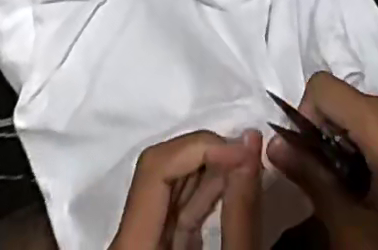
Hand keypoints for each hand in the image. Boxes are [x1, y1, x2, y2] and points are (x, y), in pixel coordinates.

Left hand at [110, 129, 261, 249]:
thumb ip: (240, 210)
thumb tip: (251, 139)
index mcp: (131, 246)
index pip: (155, 166)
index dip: (201, 147)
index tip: (244, 148)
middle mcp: (126, 238)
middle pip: (163, 170)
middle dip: (210, 157)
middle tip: (252, 158)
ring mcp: (139, 242)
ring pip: (172, 188)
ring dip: (213, 174)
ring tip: (249, 172)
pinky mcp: (154, 247)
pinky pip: (177, 210)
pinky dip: (209, 198)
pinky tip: (236, 194)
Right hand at [267, 72, 377, 249]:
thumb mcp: (351, 228)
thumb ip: (312, 178)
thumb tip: (273, 143)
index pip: (323, 86)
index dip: (304, 117)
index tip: (303, 159)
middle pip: (339, 96)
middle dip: (320, 131)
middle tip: (320, 180)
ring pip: (354, 107)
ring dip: (338, 139)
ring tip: (344, 186)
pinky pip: (374, 118)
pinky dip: (358, 141)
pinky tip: (364, 182)